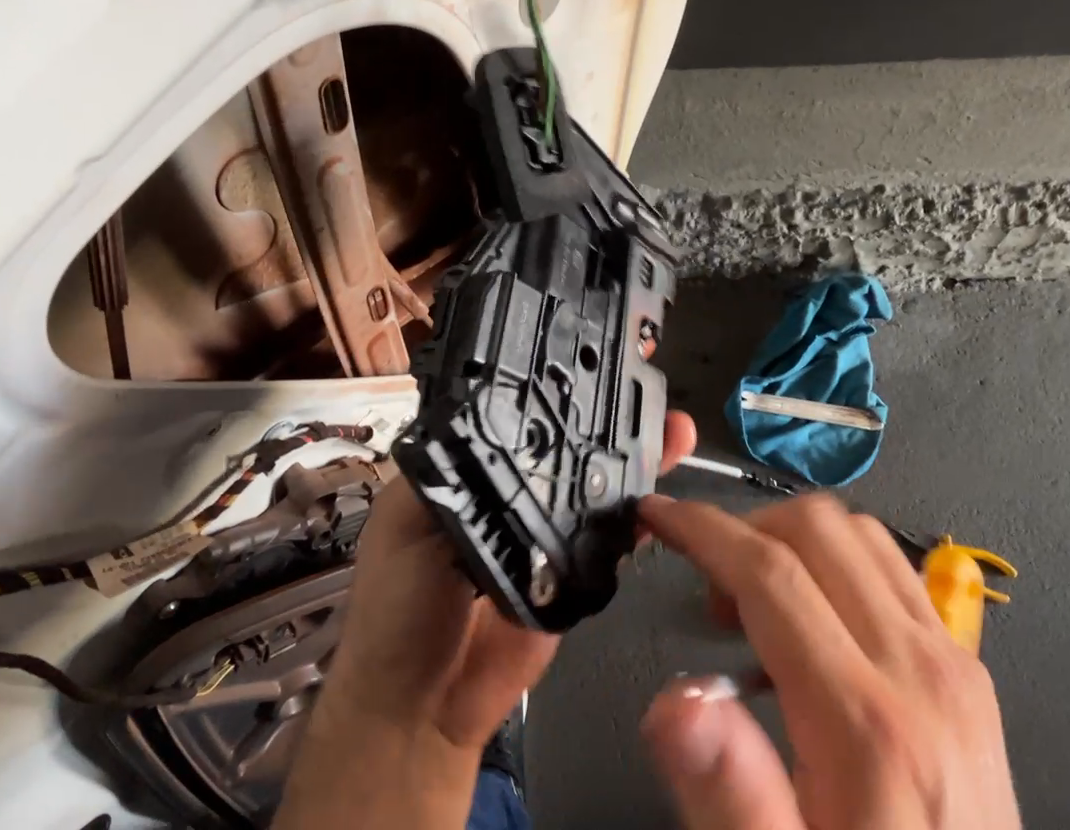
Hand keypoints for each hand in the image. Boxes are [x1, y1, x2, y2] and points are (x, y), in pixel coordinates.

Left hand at [276, 411, 696, 828]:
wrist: (425, 704)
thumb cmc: (398, 607)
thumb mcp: (406, 524)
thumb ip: (453, 473)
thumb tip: (499, 420)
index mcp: (464, 472)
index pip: (512, 421)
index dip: (546, 395)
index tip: (584, 366)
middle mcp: (507, 495)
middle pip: (562, 449)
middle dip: (603, 419)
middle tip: (643, 389)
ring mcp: (544, 535)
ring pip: (593, 487)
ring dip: (632, 458)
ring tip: (670, 428)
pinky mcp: (573, 574)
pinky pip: (609, 540)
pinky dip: (638, 516)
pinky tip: (665, 486)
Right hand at [637, 494, 1020, 829]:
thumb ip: (730, 795)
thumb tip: (675, 702)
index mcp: (864, 720)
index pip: (771, 574)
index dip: (704, 530)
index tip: (658, 515)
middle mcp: (919, 668)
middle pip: (820, 530)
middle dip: (746, 529)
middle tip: (709, 592)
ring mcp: (953, 661)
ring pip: (862, 535)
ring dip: (792, 541)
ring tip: (754, 604)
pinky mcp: (967, 668)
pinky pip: (894, 570)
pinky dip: (838, 564)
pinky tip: (811, 622)